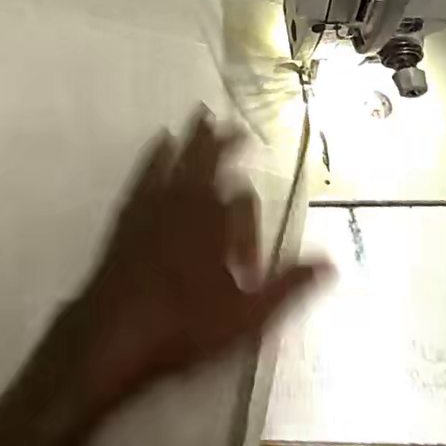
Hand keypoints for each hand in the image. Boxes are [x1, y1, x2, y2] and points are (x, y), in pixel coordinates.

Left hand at [0, 111, 328, 445]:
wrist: (116, 330)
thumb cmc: (184, 326)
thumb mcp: (246, 317)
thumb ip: (288, 286)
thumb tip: (329, 264)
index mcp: (219, 224)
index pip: (245, 202)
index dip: (252, 226)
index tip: (250, 265)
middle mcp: (190, 203)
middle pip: (212, 160)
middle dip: (226, 142)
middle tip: (237, 126)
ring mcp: (157, 202)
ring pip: (181, 157)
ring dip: (195, 137)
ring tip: (204, 114)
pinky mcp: (131, 208)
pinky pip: (147, 169)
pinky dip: (157, 151)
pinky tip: (161, 139)